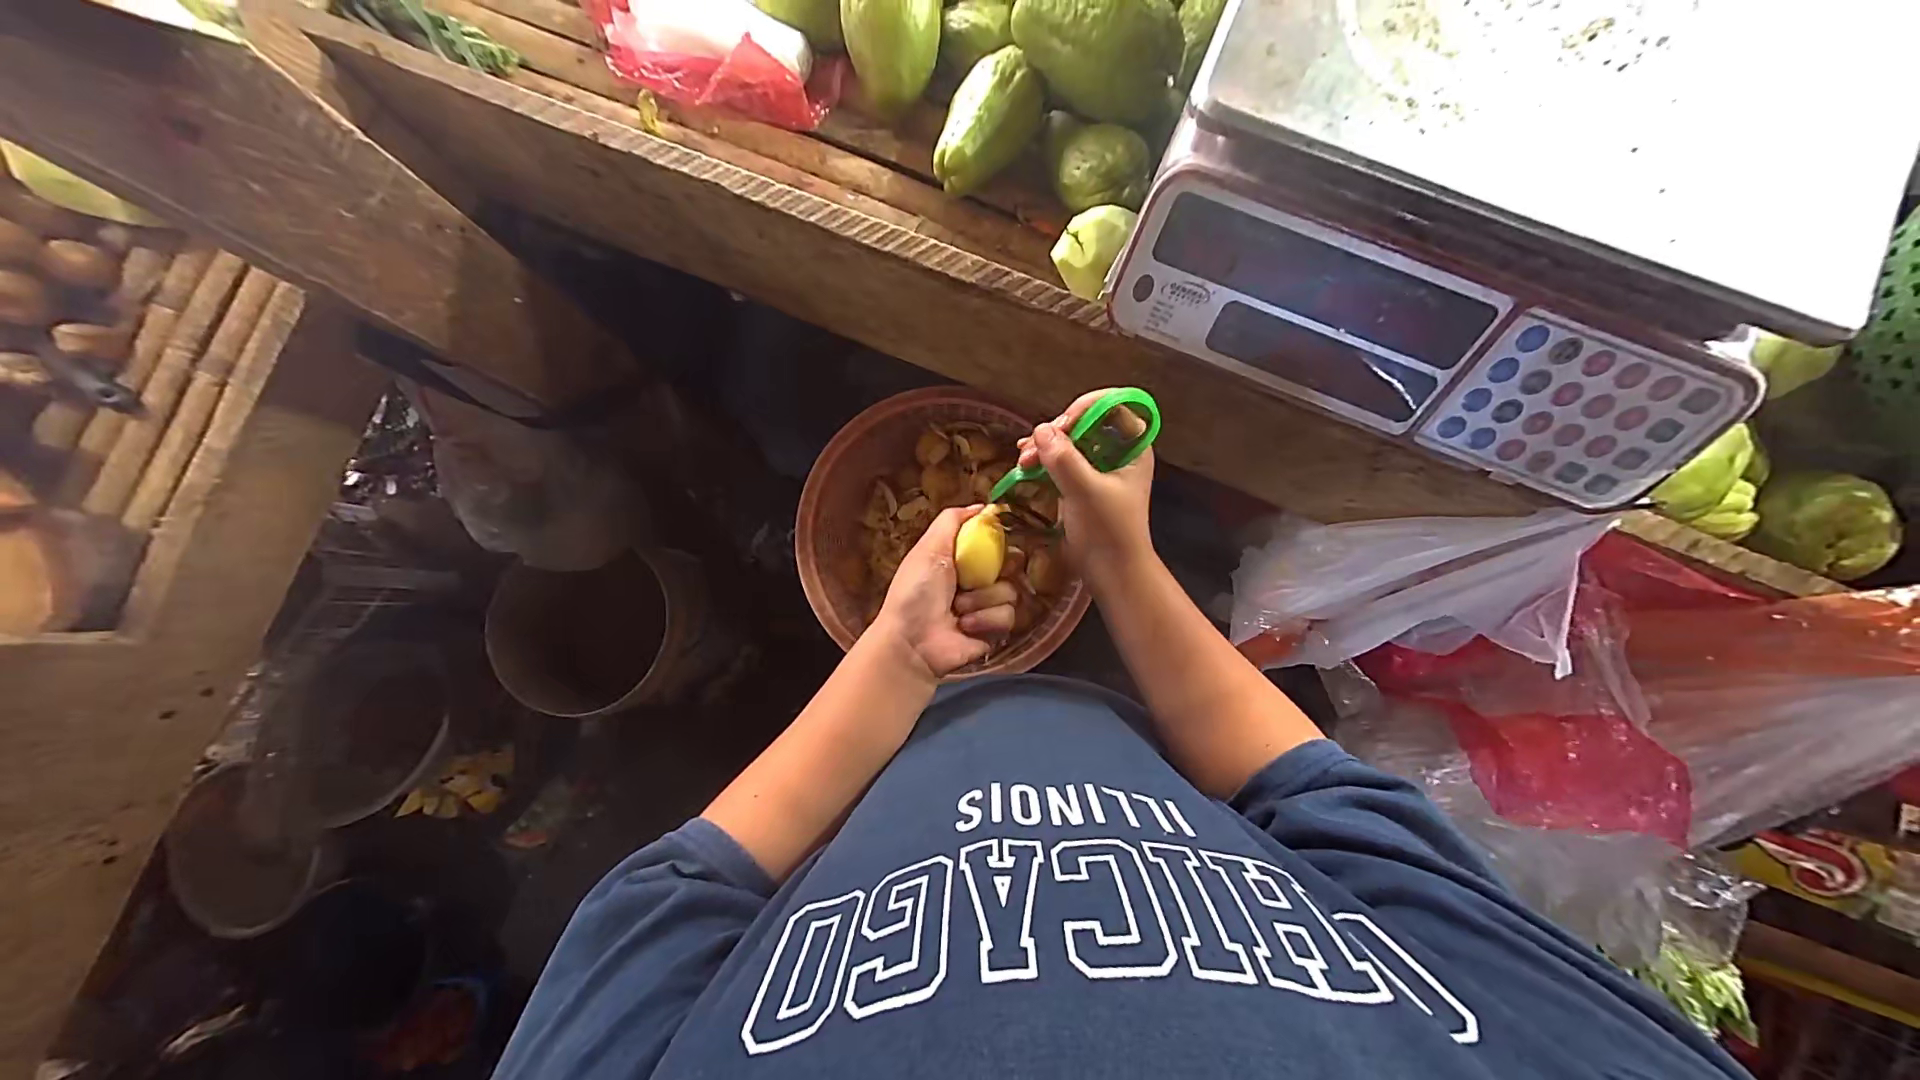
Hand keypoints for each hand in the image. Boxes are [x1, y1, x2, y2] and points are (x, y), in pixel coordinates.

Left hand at [871, 505, 1019, 679]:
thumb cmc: (914, 593)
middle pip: (1009, 564)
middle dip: (990, 571)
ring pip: (1009, 591)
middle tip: (971, 578)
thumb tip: (982, 506)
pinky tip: (965, 626)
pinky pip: (1008, 616)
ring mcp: (986, 606)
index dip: (996, 541)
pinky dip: (984, 620)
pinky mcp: (994, 630)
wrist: (912, 641)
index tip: (992, 543)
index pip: (994, 542)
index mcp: (960, 559)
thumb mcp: (929, 547)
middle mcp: (976, 580)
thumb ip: (952, 521)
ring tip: (957, 609)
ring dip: (981, 600)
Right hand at [1016, 388, 1154, 578]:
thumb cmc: (1109, 532)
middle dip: (1057, 431)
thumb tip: (1041, 430)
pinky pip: (1060, 462)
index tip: (1061, 426)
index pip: (1113, 406)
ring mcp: (1098, 469)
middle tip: (1033, 447)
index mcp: (1133, 449)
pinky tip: (1024, 466)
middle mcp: (1117, 454)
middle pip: (1086, 423)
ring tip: (1024, 460)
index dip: (1086, 409)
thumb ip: (1064, 458)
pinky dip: (1043, 462)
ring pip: (1069, 442)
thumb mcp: (1085, 491)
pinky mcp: (1081, 485)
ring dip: (1045, 447)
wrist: (1111, 573)